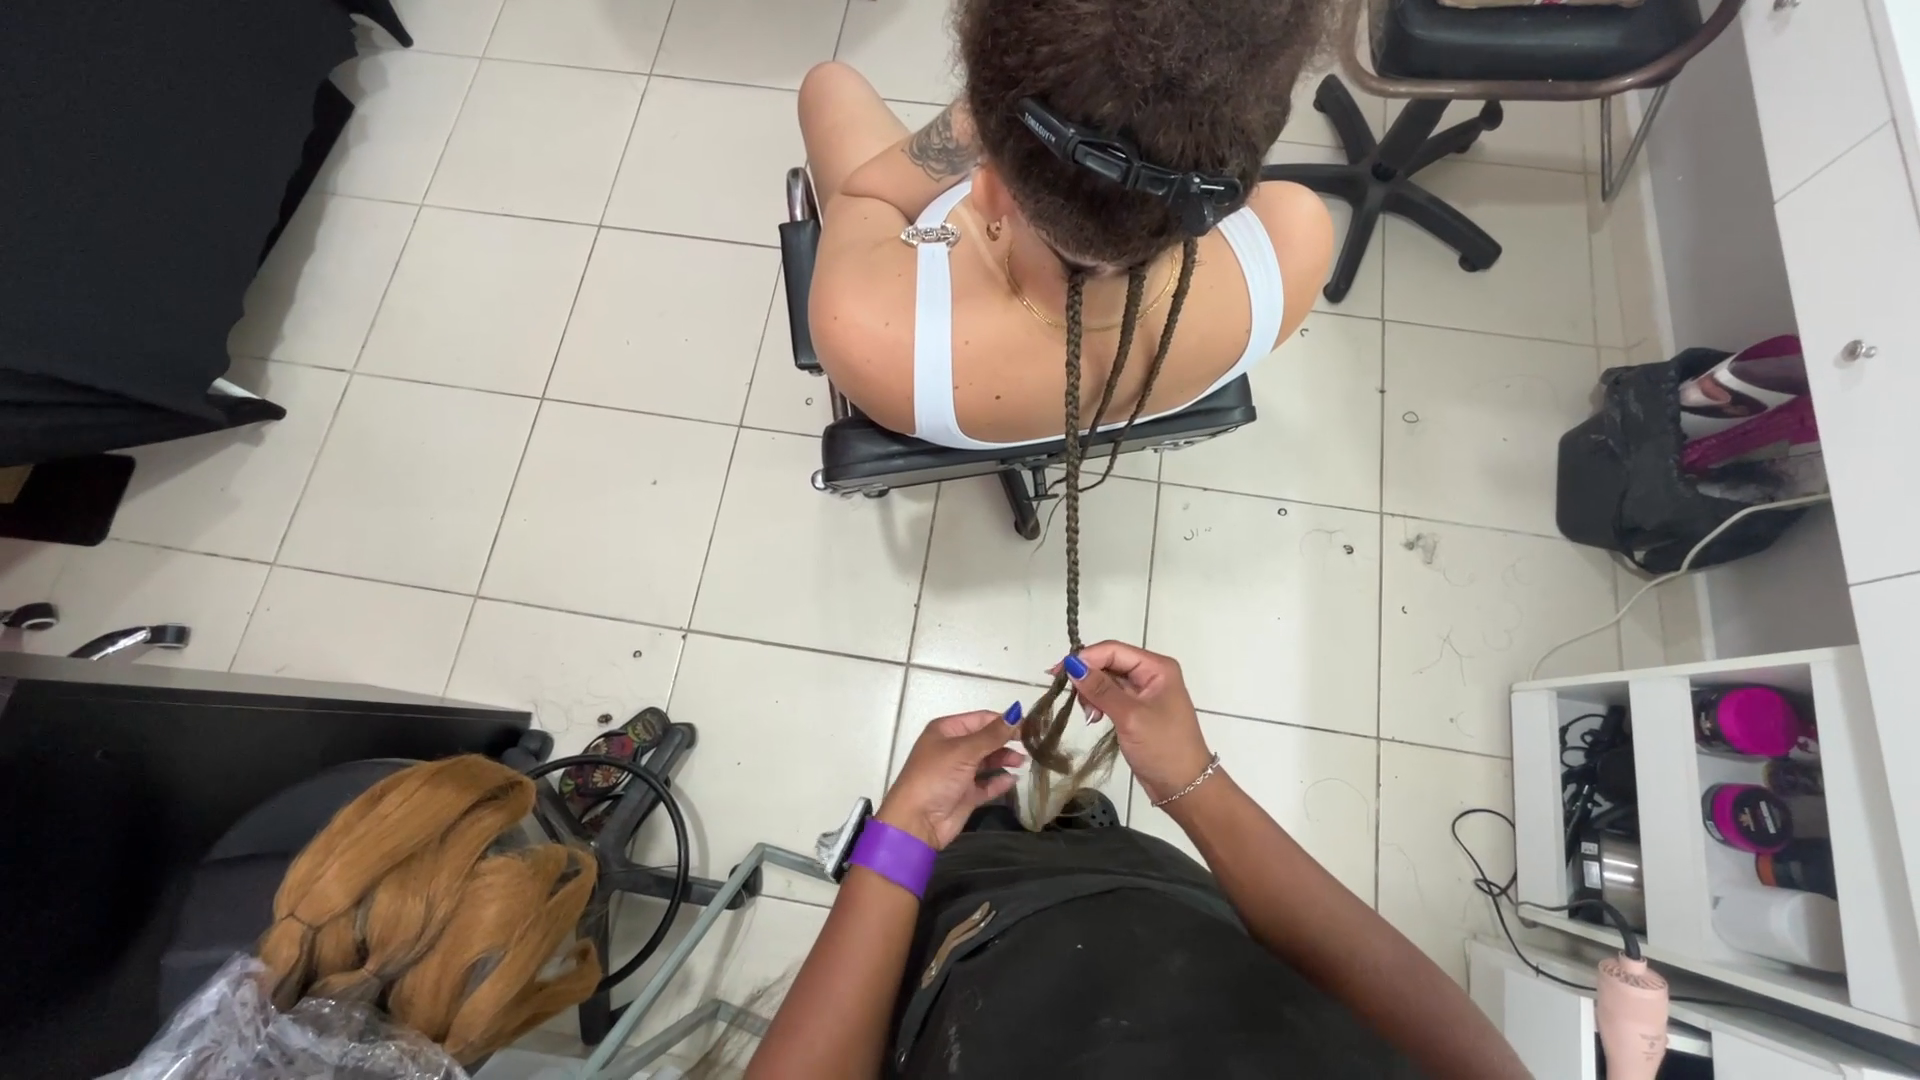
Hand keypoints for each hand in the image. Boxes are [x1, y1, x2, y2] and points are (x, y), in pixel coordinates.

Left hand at [878, 707, 1025, 849]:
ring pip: (988, 761)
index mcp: (947, 731)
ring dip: (1005, 760)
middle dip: (1006, 741)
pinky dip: (999, 781)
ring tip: (1022, 762)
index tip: (1028, 726)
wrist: (917, 821)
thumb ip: (992, 734)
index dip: (1003, 721)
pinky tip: (1013, 780)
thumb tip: (1016, 712)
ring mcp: (959, 772)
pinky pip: (987, 784)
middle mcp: (953, 749)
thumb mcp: (964, 751)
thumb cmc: (936, 777)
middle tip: (1030, 745)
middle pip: (985, 740)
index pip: (980, 719)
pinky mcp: (965, 794)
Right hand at [1057, 642, 1212, 804]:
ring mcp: (1144, 692)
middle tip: (1071, 697)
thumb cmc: (1163, 748)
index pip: (1113, 650)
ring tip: (1088, 714)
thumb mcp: (1130, 716)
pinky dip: (1098, 704)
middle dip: (1088, 677)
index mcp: (1157, 668)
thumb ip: (1101, 689)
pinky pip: (1111, 697)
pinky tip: (1093, 718)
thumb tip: (1072, 665)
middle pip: (1109, 663)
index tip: (1059, 672)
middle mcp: (1151, 674)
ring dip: (1092, 693)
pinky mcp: (1137, 710)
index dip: (1085, 658)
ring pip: (1107, 680)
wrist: (1185, 787)